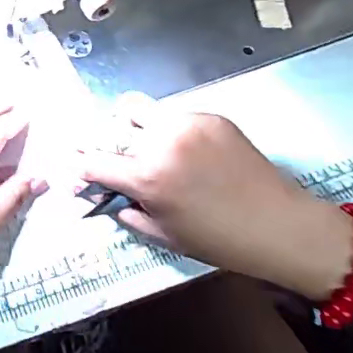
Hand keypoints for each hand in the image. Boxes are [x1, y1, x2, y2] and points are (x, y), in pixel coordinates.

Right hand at [79, 94, 352, 299]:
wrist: (277, 223)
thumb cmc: (218, 240)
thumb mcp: (164, 235)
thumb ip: (129, 211)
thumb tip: (108, 196)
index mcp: (147, 177)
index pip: (95, 160)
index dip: (79, 163)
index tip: (74, 163)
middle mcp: (162, 142)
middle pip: (114, 126)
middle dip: (106, 141)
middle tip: (114, 156)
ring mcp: (188, 124)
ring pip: (143, 113)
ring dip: (136, 129)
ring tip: (149, 148)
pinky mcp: (210, 116)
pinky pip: (176, 116)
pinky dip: (170, 131)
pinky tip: (187, 151)